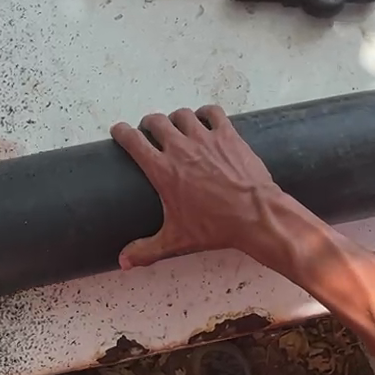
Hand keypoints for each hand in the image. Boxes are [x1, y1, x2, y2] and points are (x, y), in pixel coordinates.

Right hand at [110, 105, 297, 269]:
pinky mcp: (228, 135)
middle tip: (150, 131)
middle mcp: (180, 148)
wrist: (254, 215)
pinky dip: (206, 113)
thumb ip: (146, 250)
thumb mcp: (176, 239)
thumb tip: (124, 262)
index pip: (133, 140)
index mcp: (163, 169)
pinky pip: (213, 112)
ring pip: (182, 115)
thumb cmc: (215, 226)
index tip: (119, 131)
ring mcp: (205, 138)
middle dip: (149, 123)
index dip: (122, 132)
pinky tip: (205, 120)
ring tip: (177, 127)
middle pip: (156, 121)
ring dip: (176, 118)